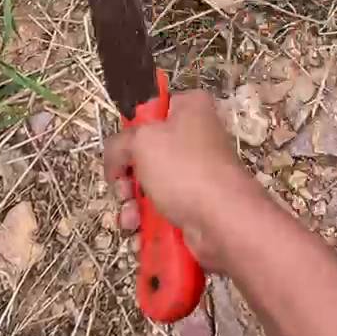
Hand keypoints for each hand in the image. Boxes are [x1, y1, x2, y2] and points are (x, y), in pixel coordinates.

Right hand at [102, 91, 266, 272]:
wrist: (221, 219)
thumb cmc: (184, 168)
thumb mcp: (142, 142)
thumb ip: (119, 143)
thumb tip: (115, 158)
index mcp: (190, 106)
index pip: (151, 110)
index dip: (131, 131)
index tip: (120, 153)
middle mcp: (196, 133)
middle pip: (146, 150)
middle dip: (128, 175)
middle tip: (123, 189)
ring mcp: (196, 169)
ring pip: (150, 182)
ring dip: (132, 202)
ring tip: (131, 217)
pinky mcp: (194, 200)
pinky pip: (161, 205)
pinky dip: (146, 218)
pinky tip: (139, 229)